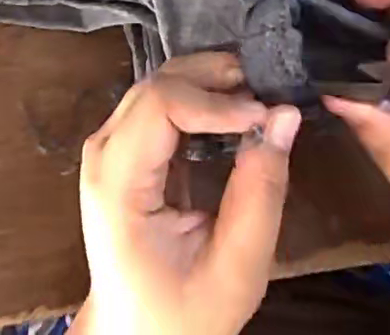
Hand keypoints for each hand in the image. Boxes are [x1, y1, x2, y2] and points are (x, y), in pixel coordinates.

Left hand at [72, 52, 301, 334]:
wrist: (135, 334)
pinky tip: (231, 107)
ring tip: (254, 96)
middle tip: (265, 93)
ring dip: (208, 81)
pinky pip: (161, 99)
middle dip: (214, 80)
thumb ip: (260, 194)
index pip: (160, 104)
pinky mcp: (124, 143)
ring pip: (160, 83)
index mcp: (116, 183)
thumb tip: (285, 115)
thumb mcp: (235, 271)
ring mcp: (110, 143)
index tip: (261, 114)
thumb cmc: (182, 314)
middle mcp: (103, 150)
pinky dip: (200, 94)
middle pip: (158, 85)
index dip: (214, 101)